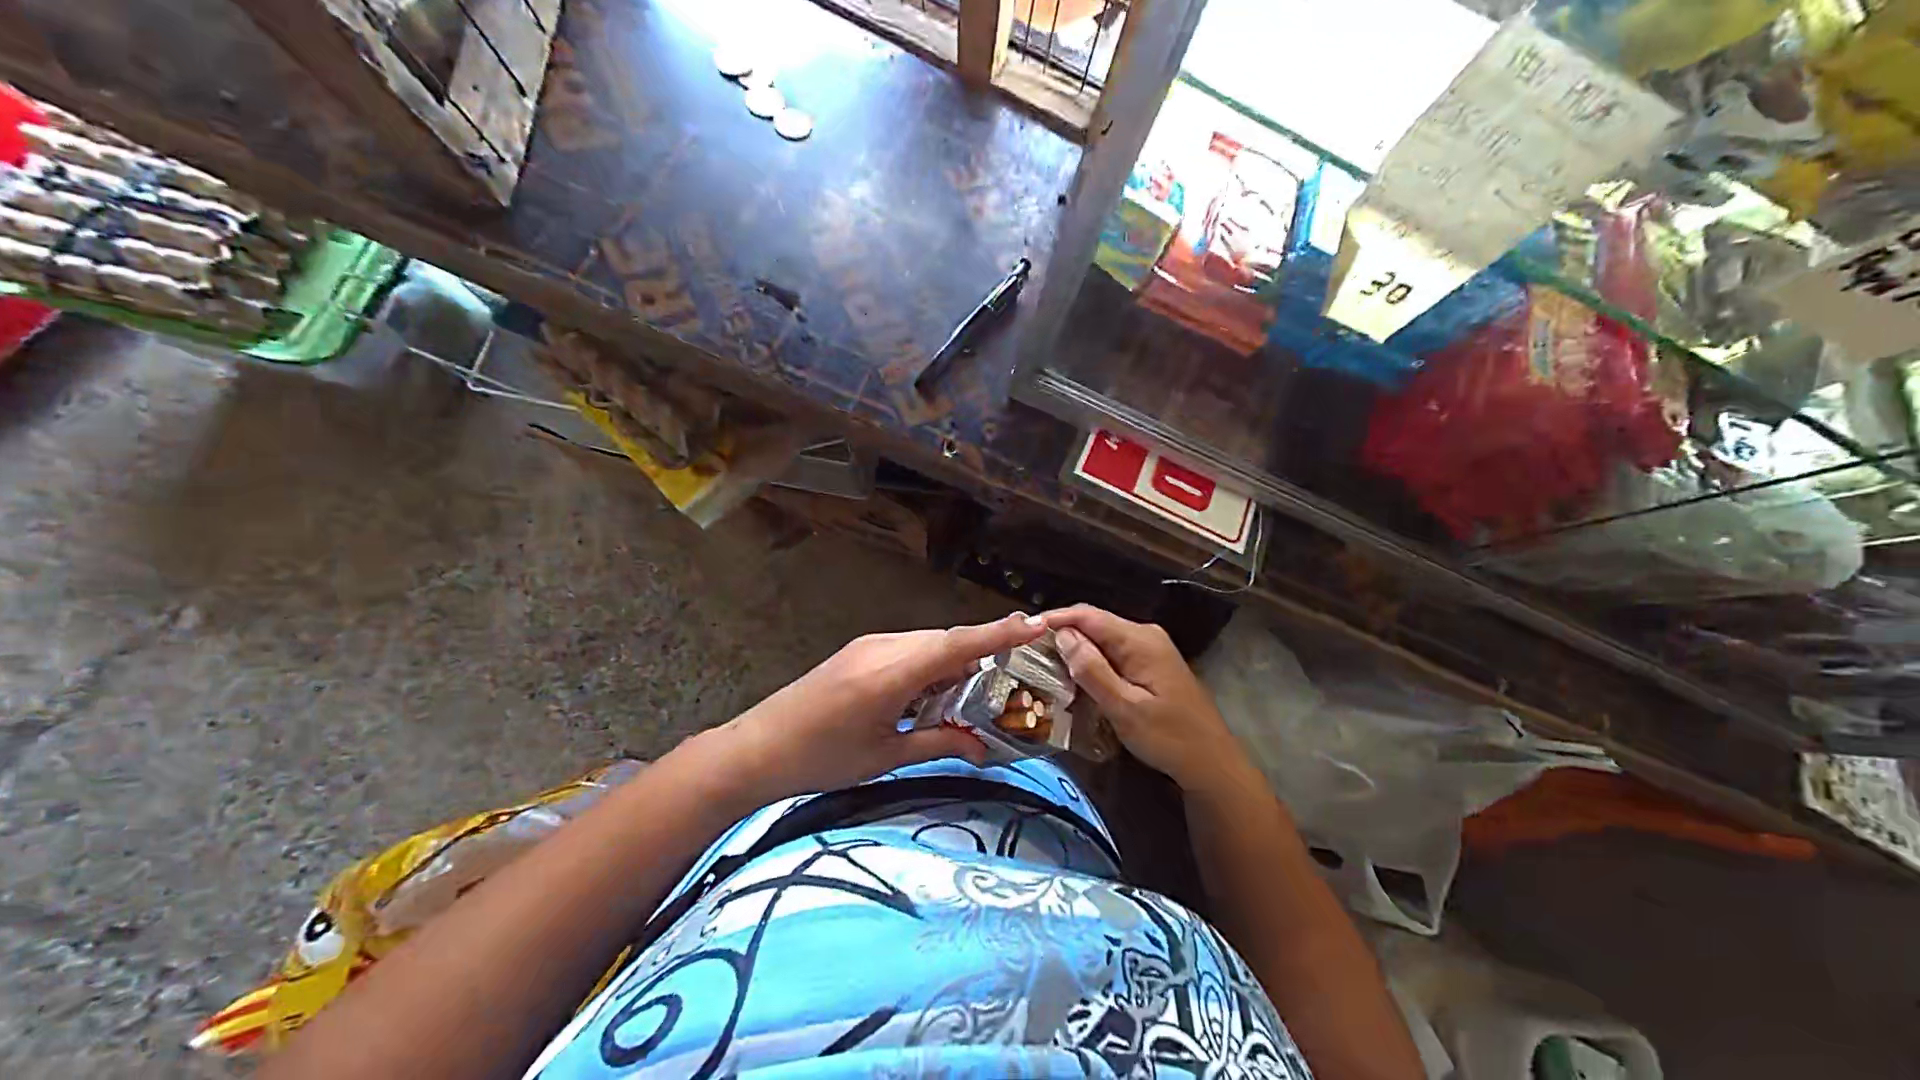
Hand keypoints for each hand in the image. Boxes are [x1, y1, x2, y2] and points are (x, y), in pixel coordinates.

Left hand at [698, 613, 1047, 805]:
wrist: (757, 748)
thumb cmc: (821, 758)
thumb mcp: (885, 756)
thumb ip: (939, 743)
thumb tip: (985, 746)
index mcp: (891, 673)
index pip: (956, 646)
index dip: (998, 635)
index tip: (1035, 623)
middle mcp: (883, 647)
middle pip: (947, 641)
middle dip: (983, 654)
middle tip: (1018, 674)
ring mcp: (869, 646)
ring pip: (929, 644)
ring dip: (956, 662)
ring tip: (981, 691)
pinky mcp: (860, 652)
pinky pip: (909, 649)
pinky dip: (932, 665)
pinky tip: (938, 691)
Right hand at [1043, 605, 1254, 793]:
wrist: (1211, 764)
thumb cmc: (1169, 738)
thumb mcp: (1125, 708)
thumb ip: (1092, 670)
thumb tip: (1063, 636)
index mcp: (1139, 640)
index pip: (1088, 616)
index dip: (1054, 620)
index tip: (1023, 632)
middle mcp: (1145, 636)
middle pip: (1094, 624)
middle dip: (1061, 635)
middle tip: (1028, 652)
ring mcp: (1149, 650)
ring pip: (1101, 639)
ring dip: (1074, 650)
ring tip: (1043, 665)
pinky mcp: (1150, 666)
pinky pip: (1112, 654)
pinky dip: (1091, 662)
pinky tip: (1074, 677)